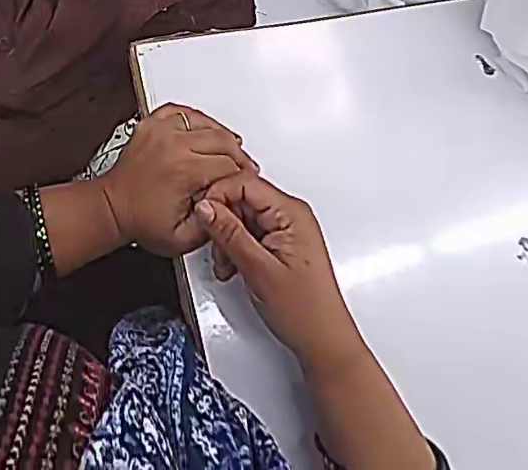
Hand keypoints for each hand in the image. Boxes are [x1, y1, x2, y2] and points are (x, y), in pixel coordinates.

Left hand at [100, 104, 256, 256]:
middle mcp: (173, 145)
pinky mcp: (151, 124)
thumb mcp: (182, 239)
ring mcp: (161, 130)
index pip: (228, 164)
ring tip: (228, 145)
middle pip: (221, 139)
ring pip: (204, 121)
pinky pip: (180, 110)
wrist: (112, 207)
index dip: (242, 174)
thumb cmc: (140, 221)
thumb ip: (211, 223)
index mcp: (184, 170)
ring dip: (220, 133)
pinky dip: (194, 117)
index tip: (243, 180)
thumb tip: (230, 206)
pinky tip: (201, 127)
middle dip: (237, 154)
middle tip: (242, 164)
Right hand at [195, 173, 365, 371]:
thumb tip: (206, 206)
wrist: (324, 344)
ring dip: (228, 239)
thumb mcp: (258, 269)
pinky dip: (236, 248)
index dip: (219, 196)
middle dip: (223, 223)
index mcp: (290, 212)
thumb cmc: (305, 312)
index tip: (203, 216)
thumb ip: (229, 233)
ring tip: (227, 265)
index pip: (245, 182)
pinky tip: (235, 267)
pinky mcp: (280, 243)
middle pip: (242, 199)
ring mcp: (286, 229)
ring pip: (243, 217)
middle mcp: (290, 214)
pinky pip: (249, 232)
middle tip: (217, 250)